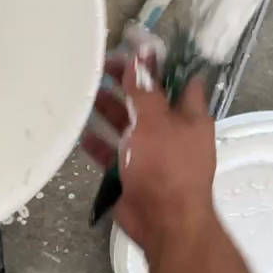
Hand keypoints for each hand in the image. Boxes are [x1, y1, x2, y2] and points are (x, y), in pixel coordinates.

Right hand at [82, 39, 222, 268]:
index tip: (134, 50)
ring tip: (86, 94)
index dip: (158, 64)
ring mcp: (153, 156)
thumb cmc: (165, 167)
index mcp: (189, 117)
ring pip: (128, 127)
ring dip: (109, 111)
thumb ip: (144, 90)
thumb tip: (140, 57)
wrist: (163, 222)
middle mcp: (173, 134)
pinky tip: (83, 134)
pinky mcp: (134, 175)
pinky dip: (100, 144)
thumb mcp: (154, 122)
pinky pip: (114, 155)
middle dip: (126, 85)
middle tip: (102, 68)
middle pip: (148, 102)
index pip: (178, 80)